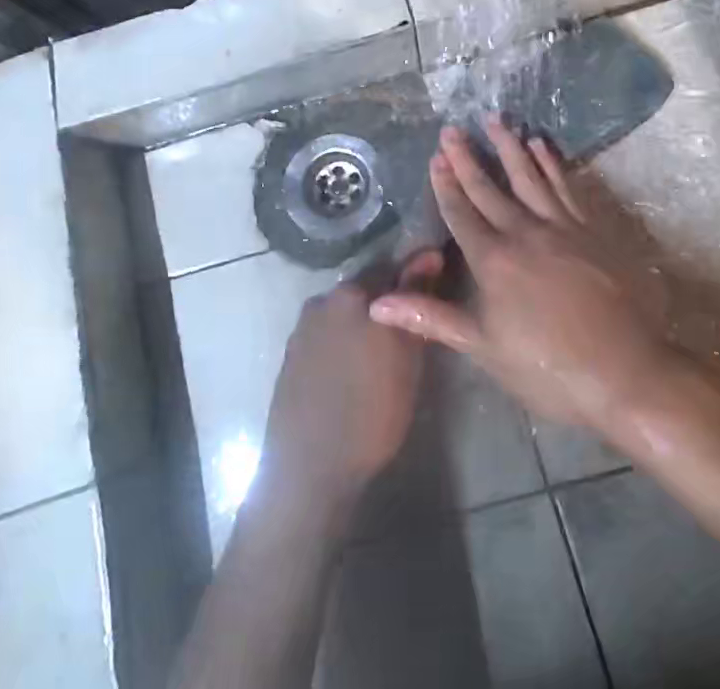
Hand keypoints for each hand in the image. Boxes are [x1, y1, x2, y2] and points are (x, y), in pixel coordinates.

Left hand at [262, 251, 444, 504]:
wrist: (311, 466)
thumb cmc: (373, 411)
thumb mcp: (408, 356)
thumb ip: (415, 300)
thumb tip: (430, 253)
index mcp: (354, 294)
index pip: (393, 268)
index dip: (415, 284)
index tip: (430, 301)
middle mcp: (324, 300)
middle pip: (365, 291)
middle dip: (386, 306)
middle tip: (408, 335)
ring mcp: (302, 327)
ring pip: (344, 314)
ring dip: (362, 325)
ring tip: (380, 357)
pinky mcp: (290, 354)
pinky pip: (326, 336)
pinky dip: (342, 344)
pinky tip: (352, 372)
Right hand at [368, 119, 678, 433]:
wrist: (623, 370)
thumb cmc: (546, 367)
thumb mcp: (483, 347)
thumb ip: (432, 318)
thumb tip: (377, 304)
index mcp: (494, 262)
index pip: (462, 214)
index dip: (446, 185)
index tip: (436, 157)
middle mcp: (525, 234)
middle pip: (490, 189)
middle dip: (468, 158)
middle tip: (453, 129)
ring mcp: (562, 228)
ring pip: (530, 178)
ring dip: (510, 148)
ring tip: (496, 121)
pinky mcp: (592, 230)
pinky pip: (567, 187)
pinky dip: (552, 164)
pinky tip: (543, 147)